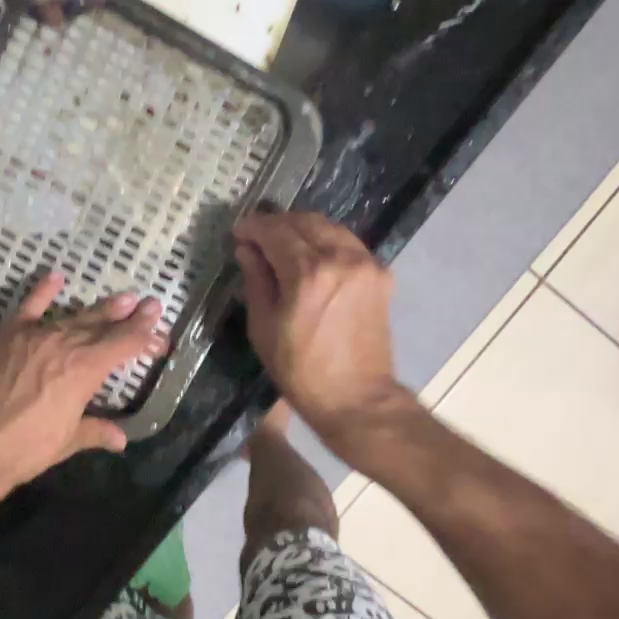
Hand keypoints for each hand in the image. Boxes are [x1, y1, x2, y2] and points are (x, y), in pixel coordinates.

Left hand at [0, 273, 165, 492]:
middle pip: (102, 325)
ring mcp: (32, 336)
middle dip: (128, 318)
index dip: (146, 337)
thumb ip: (94, 432)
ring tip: (121, 298)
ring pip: (72, 317)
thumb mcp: (66, 442)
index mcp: (85, 369)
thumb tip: (120, 438)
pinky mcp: (5, 336)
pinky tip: (57, 277)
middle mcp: (63, 344)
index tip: (161, 332)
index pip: (125, 345)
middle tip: (149, 305)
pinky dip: (43, 292)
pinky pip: (28, 308)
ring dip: (98, 309)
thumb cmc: (23, 450)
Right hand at [234, 211, 407, 439]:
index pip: (276, 231)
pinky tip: (313, 259)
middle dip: (278, 224)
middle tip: (258, 238)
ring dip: (303, 229)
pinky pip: (348, 244)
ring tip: (283, 246)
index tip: (239, 232)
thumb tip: (247, 250)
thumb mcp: (263, 328)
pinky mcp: (380, 274)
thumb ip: (256, 281)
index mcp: (308, 273)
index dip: (253, 227)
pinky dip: (326, 242)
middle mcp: (341, 258)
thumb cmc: (300, 370)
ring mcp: (366, 263)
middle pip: (305, 221)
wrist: (355, 396)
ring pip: (330, 228)